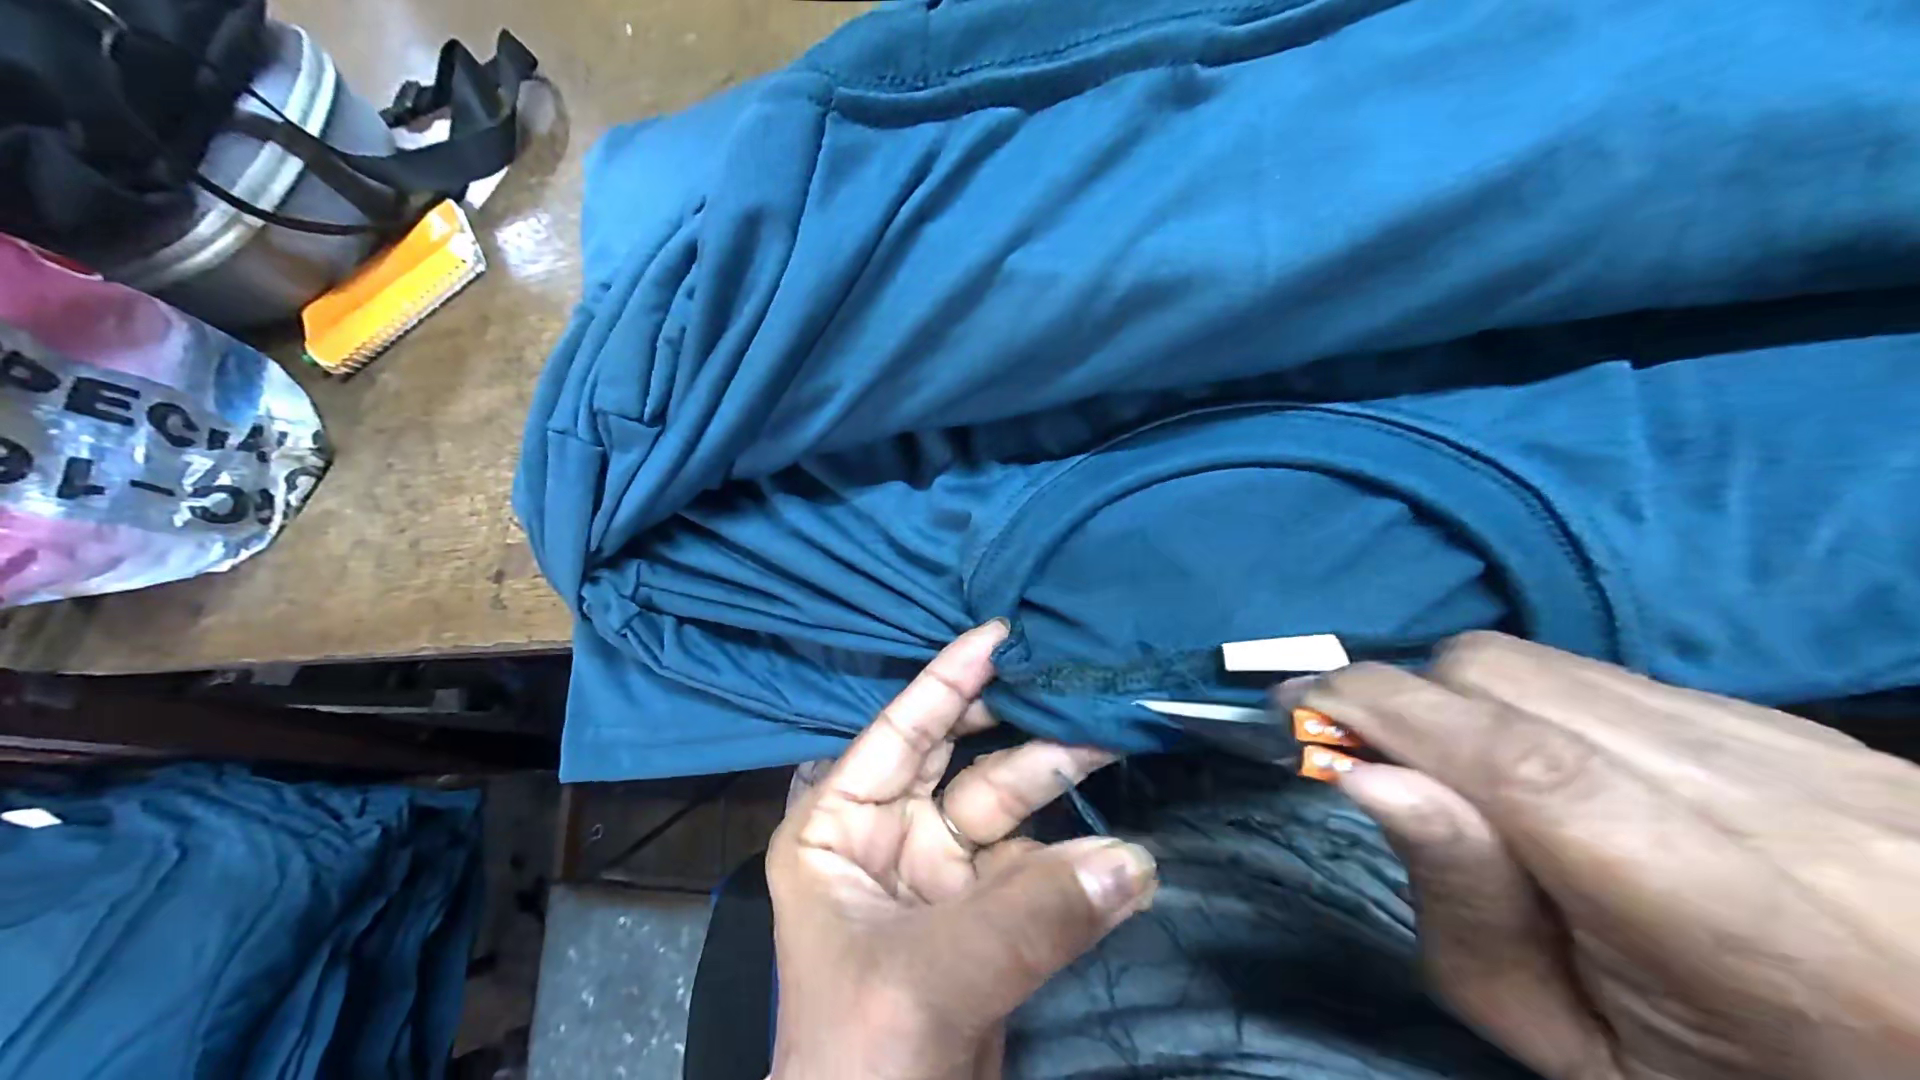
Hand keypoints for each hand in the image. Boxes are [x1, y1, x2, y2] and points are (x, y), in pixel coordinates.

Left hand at [766, 620, 1157, 1079]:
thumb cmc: (861, 1061)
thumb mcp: (930, 979)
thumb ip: (1029, 917)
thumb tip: (1135, 860)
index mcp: (840, 827)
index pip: (899, 732)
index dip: (947, 679)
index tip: (1000, 634)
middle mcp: (887, 835)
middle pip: (958, 756)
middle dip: (1013, 719)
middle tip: (1068, 678)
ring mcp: (939, 875)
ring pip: (1005, 806)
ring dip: (1057, 778)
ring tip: (1113, 740)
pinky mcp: (984, 917)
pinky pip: (1035, 867)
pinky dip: (1078, 858)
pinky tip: (1124, 849)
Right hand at [1291, 632, 1919, 1079]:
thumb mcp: (1571, 1043)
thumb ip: (1466, 909)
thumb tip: (1365, 774)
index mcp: (1760, 945)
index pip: (1531, 771)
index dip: (1392, 713)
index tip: (1300, 704)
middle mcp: (1801, 816)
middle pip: (1513, 682)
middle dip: (1409, 703)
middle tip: (1373, 753)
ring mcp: (1812, 752)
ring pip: (1544, 662)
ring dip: (1458, 698)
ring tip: (1460, 765)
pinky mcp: (1799, 722)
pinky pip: (1597, 673)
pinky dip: (1527, 702)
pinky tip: (1548, 764)